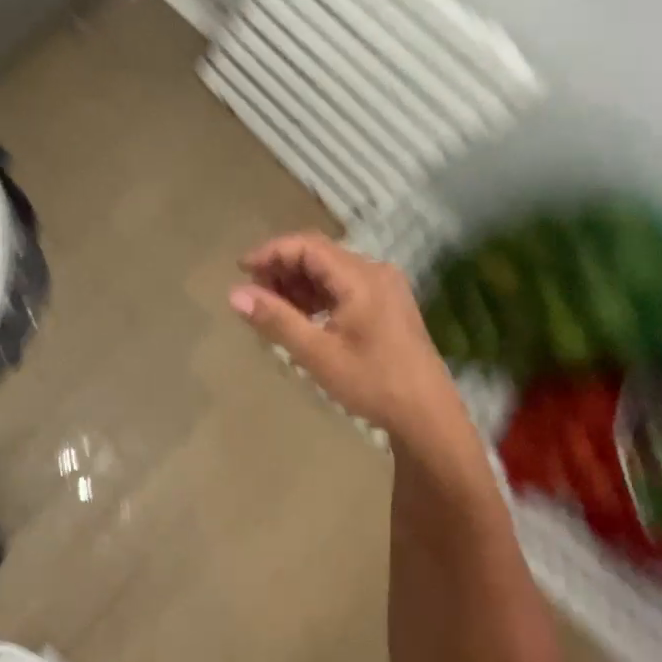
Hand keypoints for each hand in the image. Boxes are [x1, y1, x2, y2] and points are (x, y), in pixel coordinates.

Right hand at [228, 232, 461, 439]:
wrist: (426, 415)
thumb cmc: (371, 383)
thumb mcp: (316, 353)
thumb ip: (275, 319)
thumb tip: (235, 294)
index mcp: (361, 278)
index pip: (307, 246)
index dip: (270, 252)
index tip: (240, 271)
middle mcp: (375, 273)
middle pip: (318, 254)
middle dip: (281, 268)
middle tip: (253, 294)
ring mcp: (384, 287)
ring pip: (328, 270)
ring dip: (296, 282)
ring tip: (271, 309)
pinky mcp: (385, 304)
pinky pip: (341, 286)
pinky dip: (314, 295)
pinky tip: (299, 317)